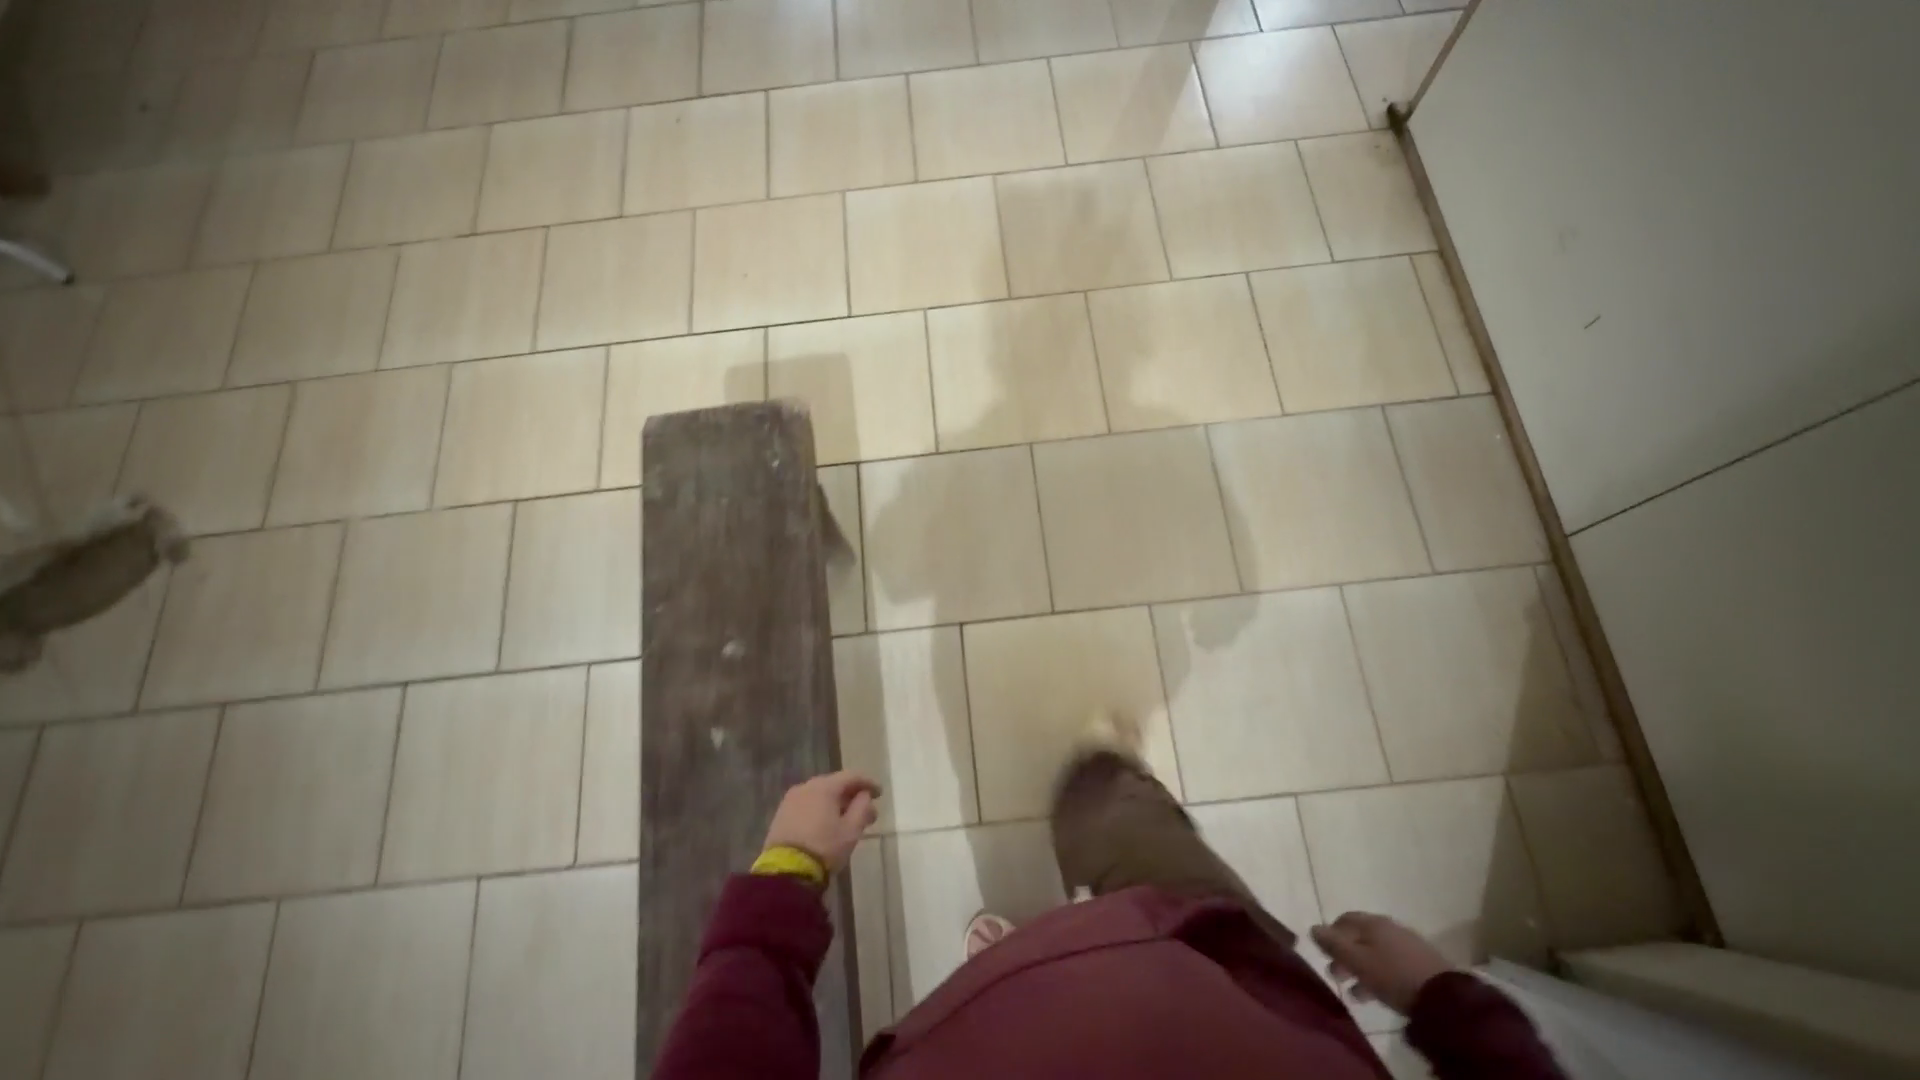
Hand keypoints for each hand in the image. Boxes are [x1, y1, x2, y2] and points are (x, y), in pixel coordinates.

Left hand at [763, 771, 880, 873]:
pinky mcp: (781, 814)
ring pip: (819, 794)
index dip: (868, 783)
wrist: (786, 871)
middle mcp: (806, 787)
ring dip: (835, 802)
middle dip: (851, 795)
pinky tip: (826, 823)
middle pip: (834, 784)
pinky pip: (807, 804)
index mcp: (824, 787)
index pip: (851, 776)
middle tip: (866, 810)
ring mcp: (790, 800)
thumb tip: (864, 795)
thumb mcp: (851, 831)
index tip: (880, 794)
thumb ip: (862, 808)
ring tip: (846, 819)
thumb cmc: (824, 848)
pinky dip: (820, 808)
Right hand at [1311, 912, 1455, 1014]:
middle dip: (1345, 955)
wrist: (1444, 997)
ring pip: (1376, 953)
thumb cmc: (1392, 975)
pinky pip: (1392, 964)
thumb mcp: (1357, 961)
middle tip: (1336, 976)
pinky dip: (1379, 974)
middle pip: (1360, 937)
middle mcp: (1390, 927)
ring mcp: (1408, 944)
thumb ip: (1333, 944)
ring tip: (1355, 993)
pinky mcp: (1422, 963)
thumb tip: (1313, 927)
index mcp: (1373, 923)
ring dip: (1361, 969)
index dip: (1331, 933)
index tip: (1325, 953)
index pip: (1345, 919)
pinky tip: (1377, 994)